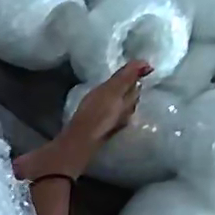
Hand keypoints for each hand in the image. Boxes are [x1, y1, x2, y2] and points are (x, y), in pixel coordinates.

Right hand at [12, 60, 153, 182]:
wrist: (67, 151)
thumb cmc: (90, 119)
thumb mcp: (110, 92)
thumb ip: (126, 77)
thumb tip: (147, 62)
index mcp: (126, 108)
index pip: (134, 88)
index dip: (133, 76)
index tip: (130, 66)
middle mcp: (119, 119)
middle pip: (125, 101)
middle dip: (124, 90)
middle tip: (118, 76)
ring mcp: (103, 130)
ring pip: (112, 111)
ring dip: (111, 101)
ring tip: (105, 91)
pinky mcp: (87, 137)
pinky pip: (97, 119)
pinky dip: (97, 112)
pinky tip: (91, 110)